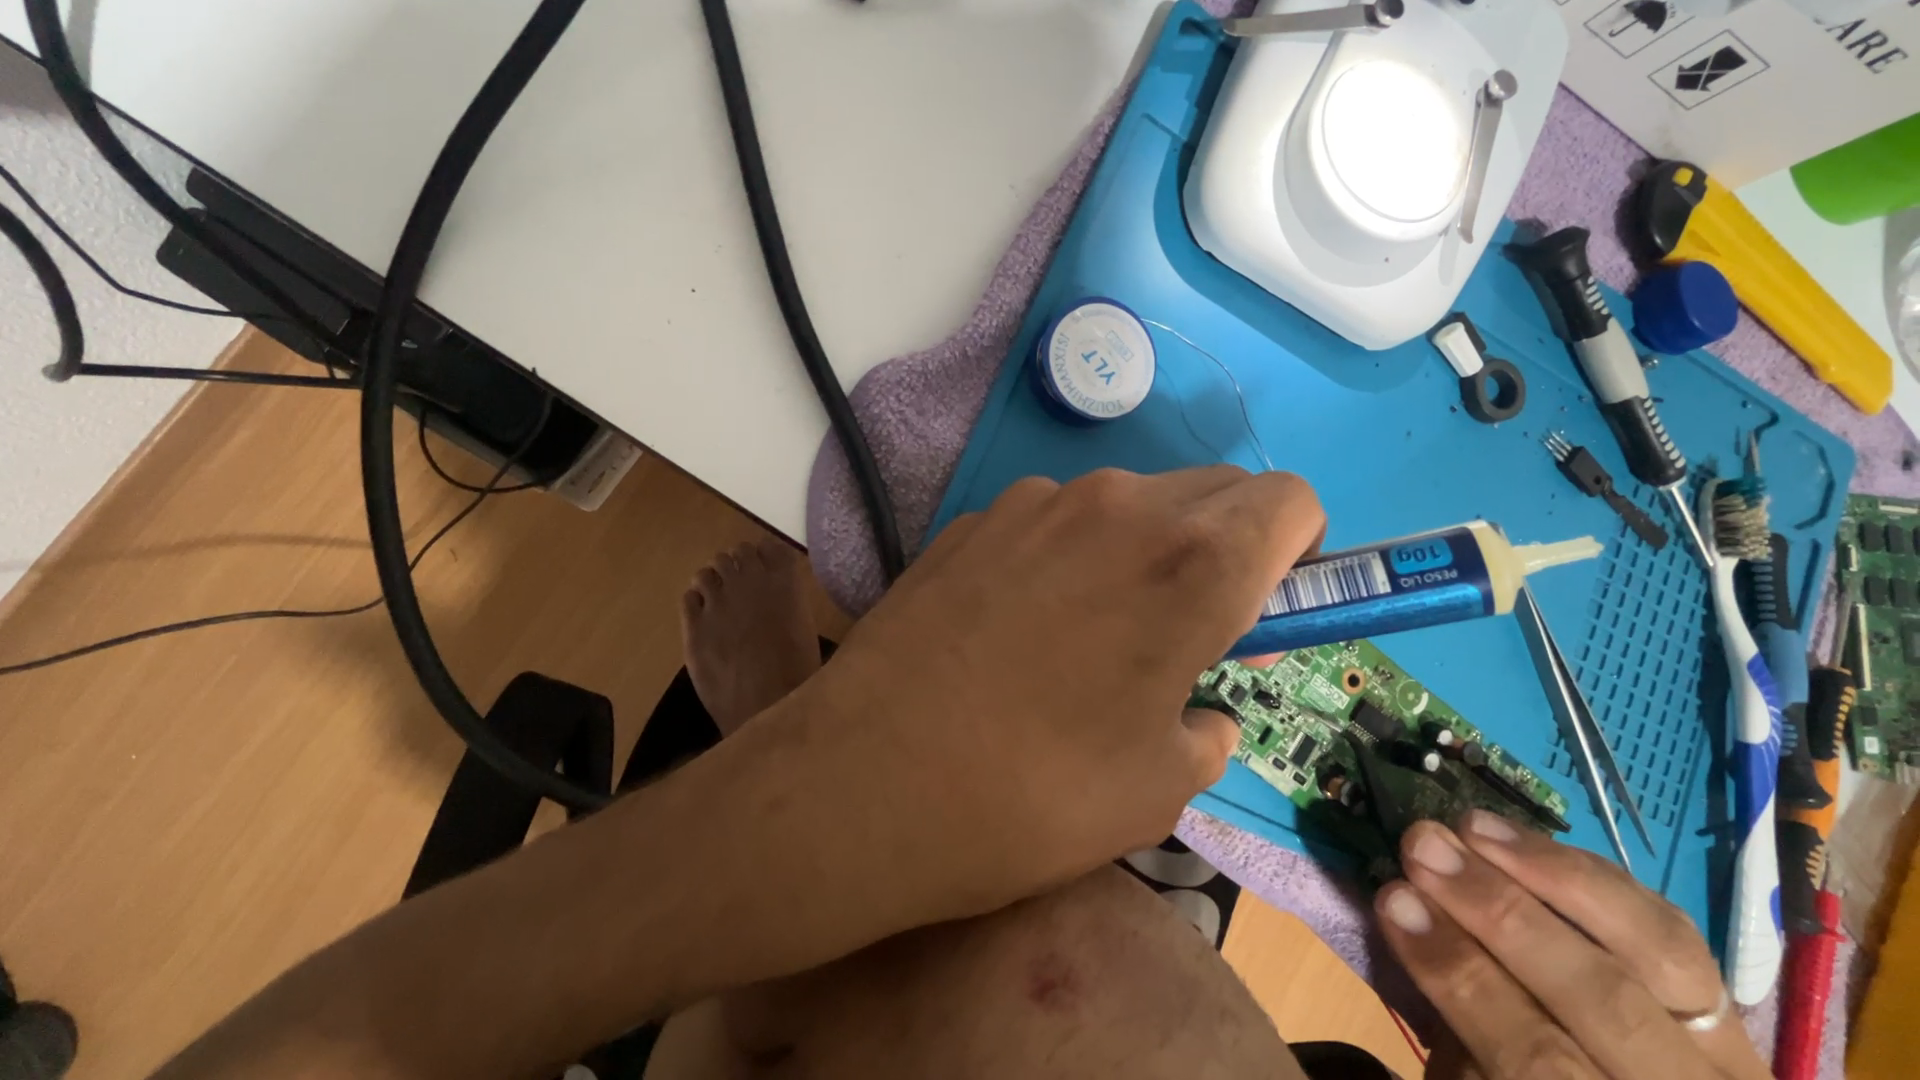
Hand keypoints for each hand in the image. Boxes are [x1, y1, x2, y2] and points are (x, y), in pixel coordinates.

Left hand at [787, 466, 1323, 928]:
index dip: (1297, 552)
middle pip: (1211, 494)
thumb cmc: (1036, 796)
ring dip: (1140, 552)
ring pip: (1126, 505)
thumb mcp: (1160, 786)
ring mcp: (1031, 505)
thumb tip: (1202, 710)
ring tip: (1089, 638)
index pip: (1290, 502)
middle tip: (1185, 634)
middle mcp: (1116, 507)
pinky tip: (1016, 630)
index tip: (1264, 612)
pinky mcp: (966, 522)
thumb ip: (1207, 728)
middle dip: (1224, 550)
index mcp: (1191, 562)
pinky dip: (1065, 558)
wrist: (863, 784)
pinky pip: (1050, 524)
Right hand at [1376, 812, 1769, 1079]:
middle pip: (1603, 998)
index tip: (1394, 899)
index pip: (1538, 1058)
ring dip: (1550, 873)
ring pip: (1658, 950)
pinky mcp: (1730, 1010)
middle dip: (1498, 910)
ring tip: (1471, 826)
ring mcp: (1729, 1058)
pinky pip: (1669, 927)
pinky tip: (1523, 840)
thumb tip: (1419, 921)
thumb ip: (1455, 1030)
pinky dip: (1589, 874)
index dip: (1460, 973)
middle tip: (1423, 845)